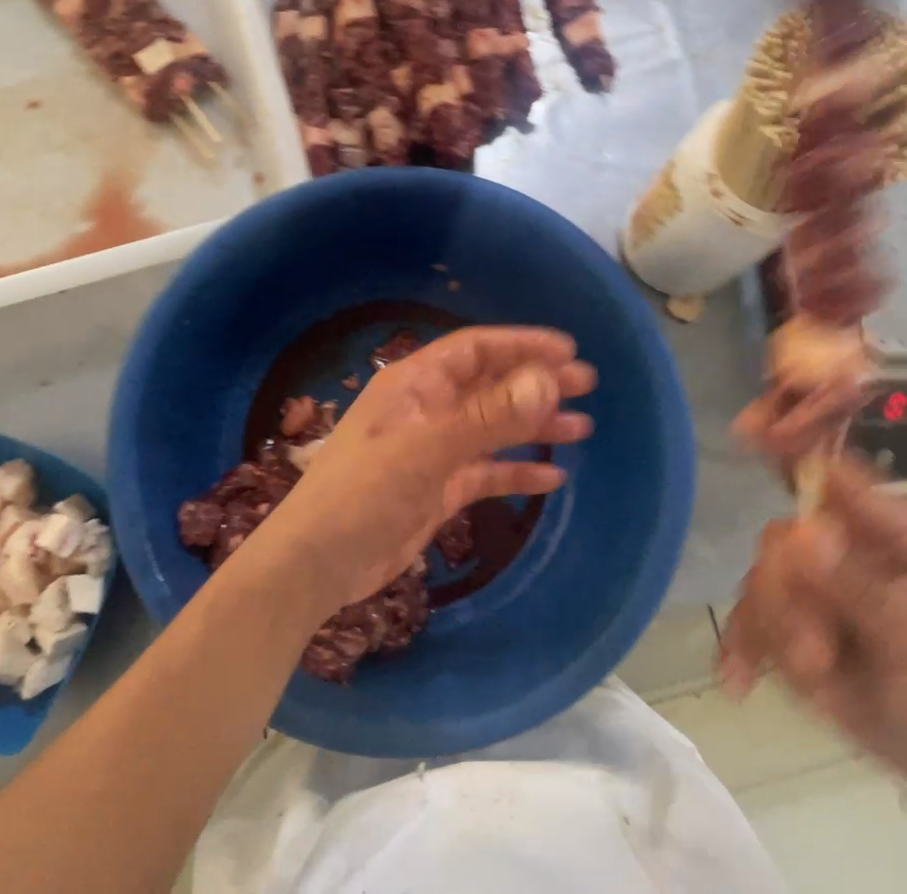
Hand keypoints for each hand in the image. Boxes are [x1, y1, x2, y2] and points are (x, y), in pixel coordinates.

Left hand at [255, 327, 595, 615]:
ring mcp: (433, 452)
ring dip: (533, 426)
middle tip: (588, 386)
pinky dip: (516, 472)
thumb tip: (547, 380)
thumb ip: (487, 417)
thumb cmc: (363, 492)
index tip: (569, 351)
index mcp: (415, 386)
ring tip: (581, 428)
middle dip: (536, 384)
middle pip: (490, 387)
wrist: (318, 562)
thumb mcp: (427, 449)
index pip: (475, 350)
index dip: (521, 345)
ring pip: (493, 431)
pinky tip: (552, 478)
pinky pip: (486, 473)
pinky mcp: (438, 491)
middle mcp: (427, 411)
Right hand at [718, 452, 906, 809]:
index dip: (799, 458)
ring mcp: (819, 593)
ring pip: (762, 580)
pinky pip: (750, 620)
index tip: (750, 434)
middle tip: (814, 646)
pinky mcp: (794, 630)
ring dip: (778, 630)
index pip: (845, 481)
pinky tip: (739, 681)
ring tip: (813, 676)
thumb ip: (859, 584)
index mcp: (900, 539)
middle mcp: (852, 553)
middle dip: (789, 593)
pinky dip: (743, 648)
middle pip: (786, 538)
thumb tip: (800, 531)